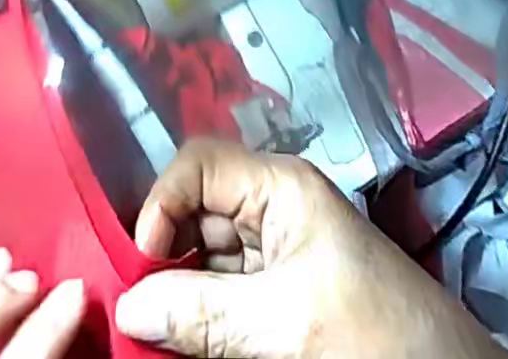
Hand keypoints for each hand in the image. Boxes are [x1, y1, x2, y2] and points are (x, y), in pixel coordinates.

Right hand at [114, 140, 507, 358]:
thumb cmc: (379, 342)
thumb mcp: (288, 326)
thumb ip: (204, 313)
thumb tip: (127, 307)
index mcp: (279, 188)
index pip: (198, 167)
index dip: (162, 203)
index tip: (141, 265)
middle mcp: (272, 209)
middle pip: (195, 212)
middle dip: (163, 255)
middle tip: (139, 309)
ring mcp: (277, 255)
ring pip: (204, 258)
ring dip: (177, 293)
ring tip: (154, 331)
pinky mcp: (281, 297)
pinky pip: (223, 295)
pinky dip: (199, 317)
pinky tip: (185, 343)